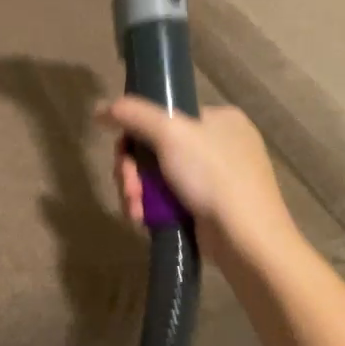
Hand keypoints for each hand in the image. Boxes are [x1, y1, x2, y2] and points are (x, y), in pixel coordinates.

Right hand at [95, 100, 300, 261]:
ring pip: (156, 178)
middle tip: (129, 189)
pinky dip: (151, 208)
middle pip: (154, 149)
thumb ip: (133, 114)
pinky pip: (167, 200)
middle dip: (132, 172)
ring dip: (137, 193)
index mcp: (219, 119)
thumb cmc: (213, 177)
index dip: (135, 135)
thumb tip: (99, 108)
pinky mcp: (207, 207)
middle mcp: (218, 145)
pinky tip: (144, 219)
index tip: (123, 155)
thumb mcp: (171, 133)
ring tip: (135, 210)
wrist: (245, 237)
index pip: (163, 117)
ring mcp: (213, 178)